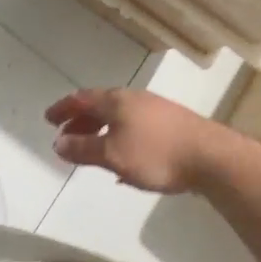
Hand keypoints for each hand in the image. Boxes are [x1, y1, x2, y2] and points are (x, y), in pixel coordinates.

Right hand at [44, 88, 229, 193]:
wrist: (211, 157)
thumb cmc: (156, 153)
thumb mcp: (112, 155)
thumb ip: (83, 149)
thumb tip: (58, 143)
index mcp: (116, 101)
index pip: (81, 99)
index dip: (63, 108)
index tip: (49, 120)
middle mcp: (134, 99)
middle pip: (100, 107)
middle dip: (81, 121)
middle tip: (67, 138)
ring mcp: (155, 110)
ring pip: (119, 118)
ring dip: (101, 132)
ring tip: (93, 152)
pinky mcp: (172, 125)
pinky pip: (136, 128)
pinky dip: (121, 139)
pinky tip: (125, 163)